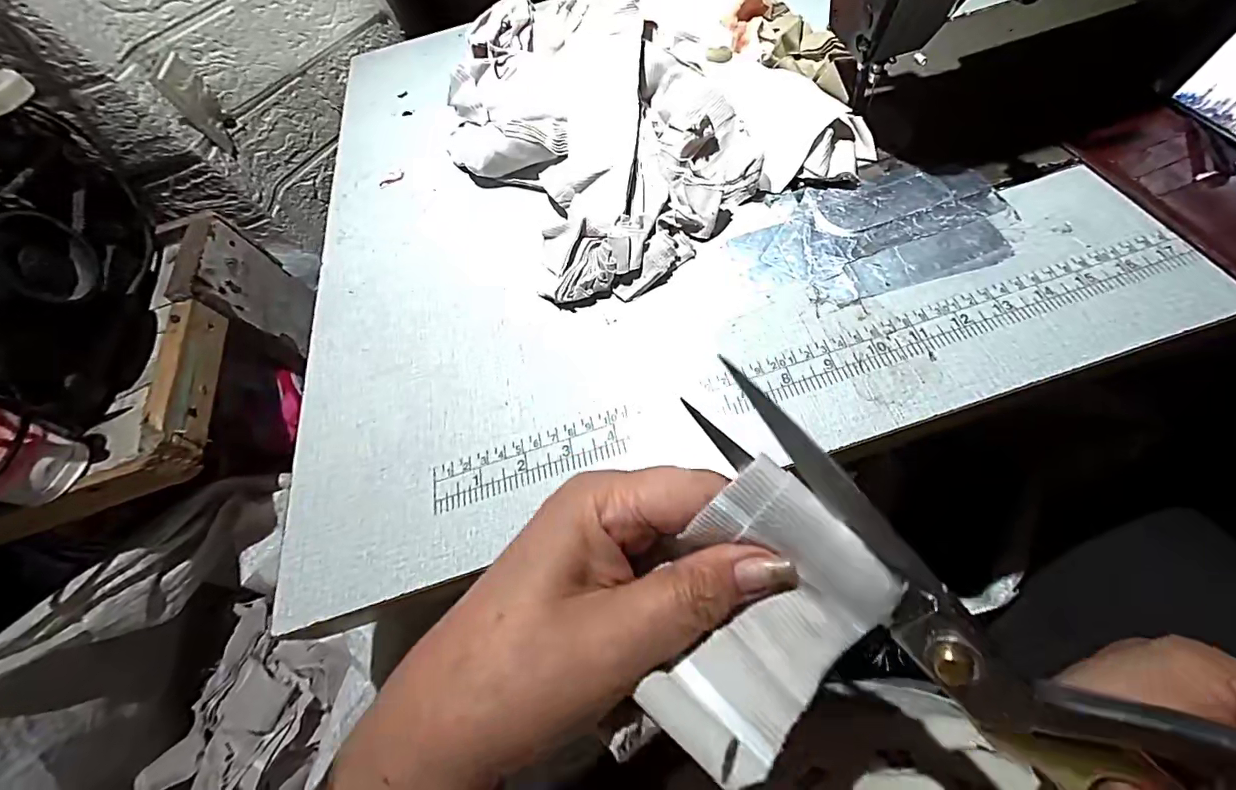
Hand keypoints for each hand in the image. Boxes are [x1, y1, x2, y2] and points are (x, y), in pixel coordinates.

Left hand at [330, 468, 797, 789]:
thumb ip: (698, 593)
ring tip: (753, 618)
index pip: (701, 489)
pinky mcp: (607, 580)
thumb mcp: (615, 638)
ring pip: (688, 552)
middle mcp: (606, 510)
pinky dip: (694, 605)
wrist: (434, 747)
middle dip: (738, 557)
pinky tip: (710, 632)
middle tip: (785, 594)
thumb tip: (769, 562)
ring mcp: (606, 545)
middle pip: (698, 517)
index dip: (753, 519)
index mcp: (601, 498)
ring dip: (718, 586)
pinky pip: (669, 579)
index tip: (801, 552)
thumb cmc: (499, 683)